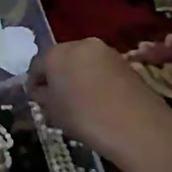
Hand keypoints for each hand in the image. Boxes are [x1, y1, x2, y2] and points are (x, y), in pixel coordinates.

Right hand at [27, 39, 171, 168]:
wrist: (137, 127)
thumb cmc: (84, 117)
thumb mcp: (52, 110)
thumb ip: (41, 95)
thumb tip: (41, 89)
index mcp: (56, 54)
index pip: (36, 65)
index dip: (34, 83)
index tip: (36, 99)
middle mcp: (80, 45)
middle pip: (60, 59)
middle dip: (56, 76)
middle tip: (56, 98)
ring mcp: (106, 51)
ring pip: (81, 62)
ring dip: (76, 76)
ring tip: (79, 100)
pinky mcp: (125, 61)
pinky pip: (100, 68)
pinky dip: (94, 79)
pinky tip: (98, 99)